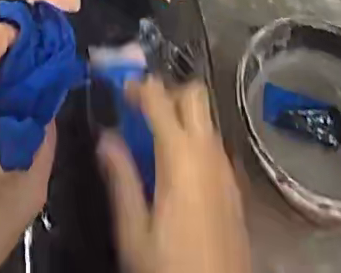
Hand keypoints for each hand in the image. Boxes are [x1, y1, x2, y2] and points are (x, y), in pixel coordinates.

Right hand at [98, 78, 250, 272]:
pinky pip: (214, 145)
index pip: (160, 97)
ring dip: (182, 117)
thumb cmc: (171, 266)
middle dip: (168, 93)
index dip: (139, 86)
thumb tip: (106, 139)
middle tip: (142, 112)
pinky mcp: (234, 185)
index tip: (121, 90)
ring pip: (206, 118)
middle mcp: (208, 150)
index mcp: (181, 154)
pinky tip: (176, 170)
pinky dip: (195, 140)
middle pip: (194, 94)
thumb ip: (120, 178)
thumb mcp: (133, 230)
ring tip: (153, 142)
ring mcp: (226, 166)